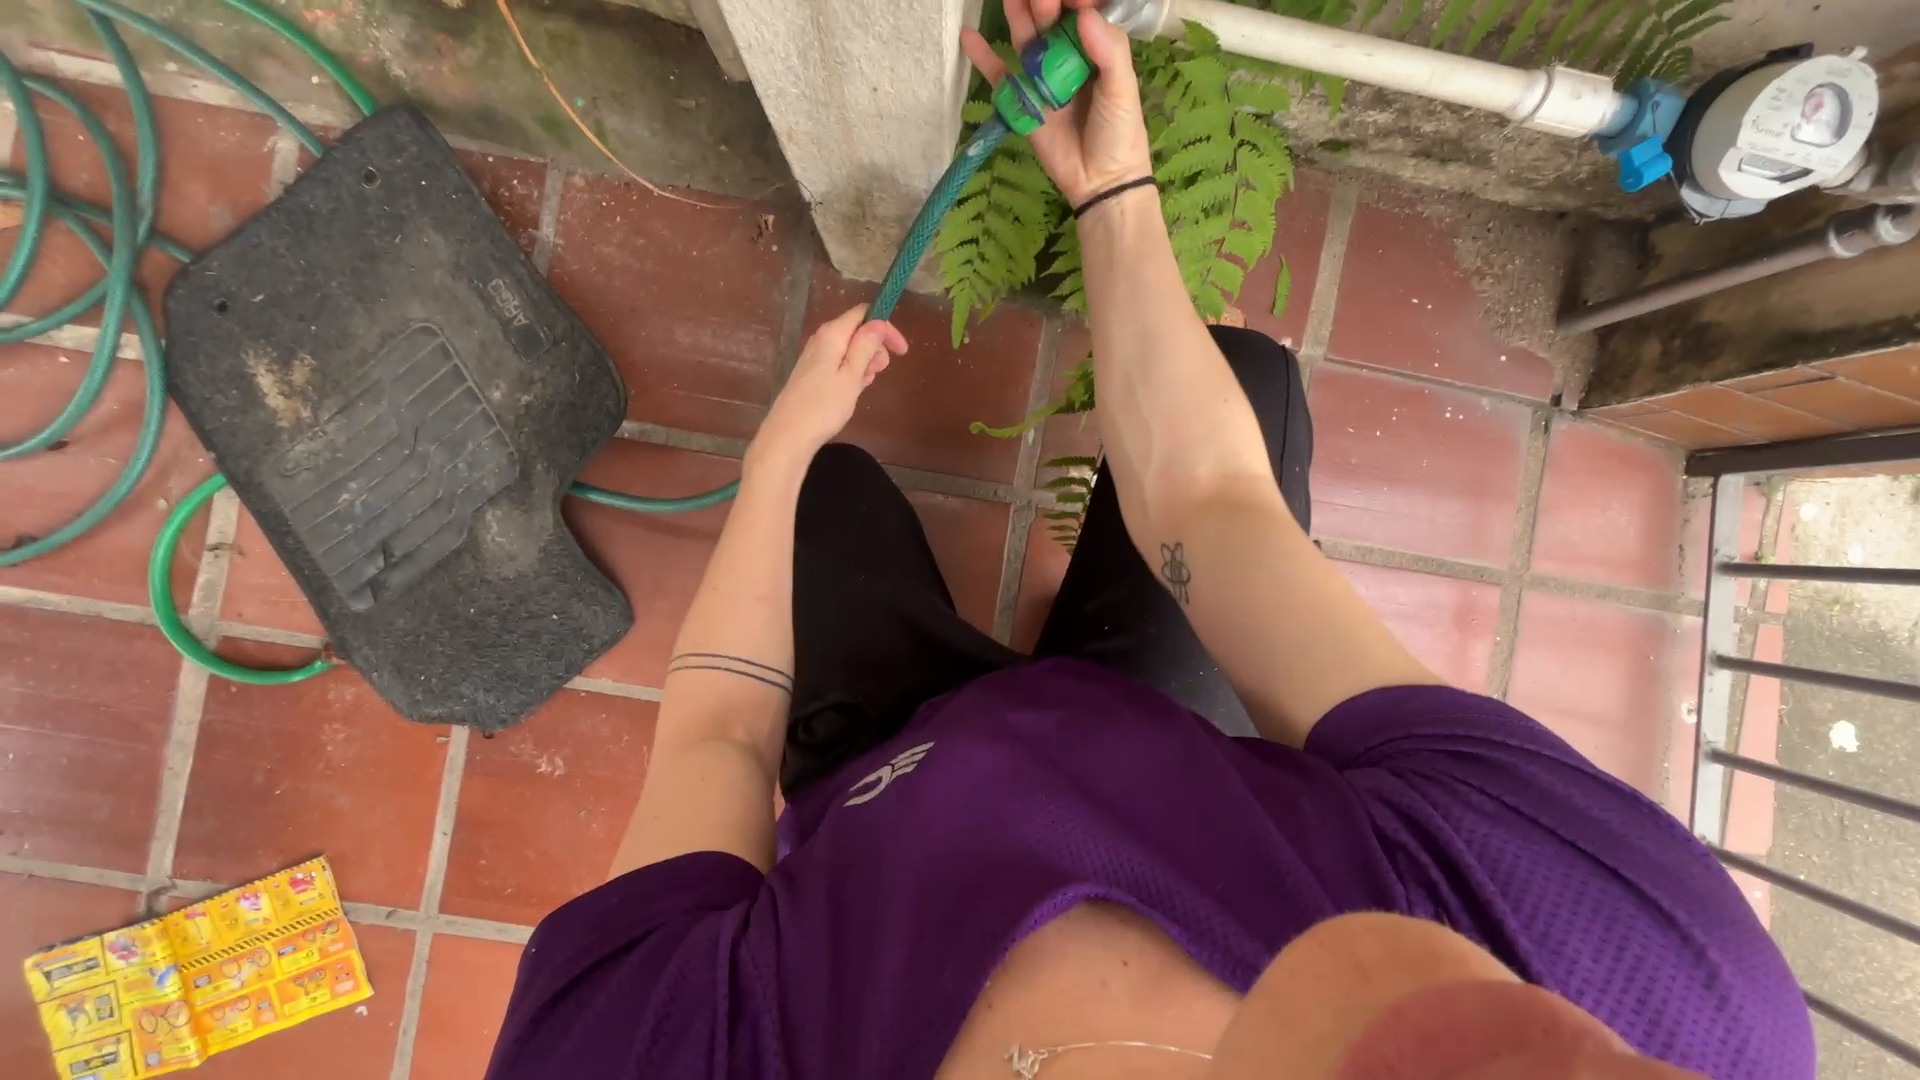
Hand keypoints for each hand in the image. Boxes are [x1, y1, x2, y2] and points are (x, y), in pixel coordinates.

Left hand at [749, 304, 907, 468]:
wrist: (789, 435)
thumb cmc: (823, 407)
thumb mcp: (851, 377)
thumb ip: (864, 347)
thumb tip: (878, 322)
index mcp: (832, 335)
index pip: (863, 314)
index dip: (885, 327)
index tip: (901, 350)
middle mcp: (821, 339)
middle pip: (857, 330)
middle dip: (875, 347)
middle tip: (879, 371)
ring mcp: (815, 355)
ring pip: (849, 348)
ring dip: (865, 361)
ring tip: (865, 384)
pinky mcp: (812, 371)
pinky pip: (839, 361)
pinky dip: (852, 371)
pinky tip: (853, 389)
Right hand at [961, 0, 1152, 207]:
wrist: (1100, 181)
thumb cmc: (1118, 132)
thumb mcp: (1122, 88)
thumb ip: (1108, 48)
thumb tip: (1082, 13)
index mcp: (1097, 47)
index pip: (1082, 10)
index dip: (1075, 0)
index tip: (1072, 0)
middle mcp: (1068, 56)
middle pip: (1051, 18)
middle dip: (1045, 2)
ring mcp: (1043, 78)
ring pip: (1027, 37)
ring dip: (1018, 15)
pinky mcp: (1023, 101)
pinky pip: (1000, 75)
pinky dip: (983, 57)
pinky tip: (968, 36)